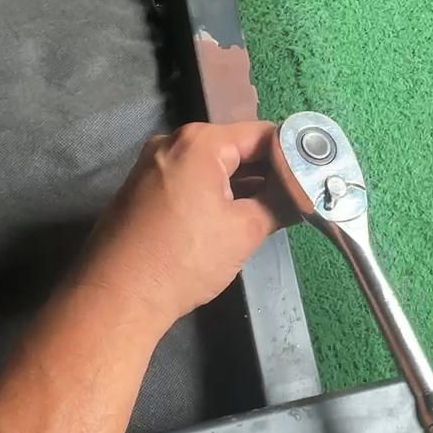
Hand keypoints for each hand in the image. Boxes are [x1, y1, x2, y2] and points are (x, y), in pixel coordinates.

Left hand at [73, 121, 288, 326]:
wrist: (116, 299)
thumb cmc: (183, 259)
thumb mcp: (245, 230)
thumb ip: (281, 203)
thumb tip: (307, 193)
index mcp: (199, 142)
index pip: (262, 134)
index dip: (294, 153)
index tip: (317, 173)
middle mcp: (172, 144)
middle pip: (236, 147)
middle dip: (270, 170)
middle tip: (303, 192)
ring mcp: (152, 166)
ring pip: (214, 166)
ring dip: (245, 184)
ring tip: (279, 206)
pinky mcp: (143, 191)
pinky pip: (192, 180)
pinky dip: (218, 193)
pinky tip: (239, 214)